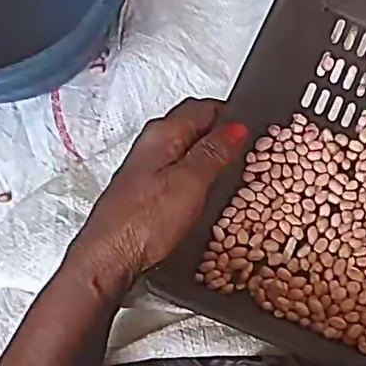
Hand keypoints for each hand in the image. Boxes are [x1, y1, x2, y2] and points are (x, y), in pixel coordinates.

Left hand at [71, 98, 246, 292]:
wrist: (110, 257)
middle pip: (194, 126)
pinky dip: (200, 175)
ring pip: (188, 150)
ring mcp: (148, 169)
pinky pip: (181, 172)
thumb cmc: (146, 221)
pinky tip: (211, 191)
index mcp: (162, 134)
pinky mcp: (148, 192)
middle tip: (252, 148)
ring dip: (212, 156)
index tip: (255, 127)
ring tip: (237, 170)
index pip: (203, 108)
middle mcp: (152, 146)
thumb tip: (236, 128)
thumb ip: (214, 151)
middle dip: (223, 133)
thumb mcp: (191, 181)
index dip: (231, 115)